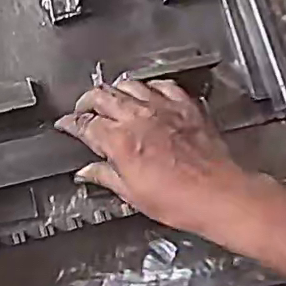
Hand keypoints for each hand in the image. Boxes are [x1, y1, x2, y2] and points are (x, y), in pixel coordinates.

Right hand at [54, 79, 251, 235]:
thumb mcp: (131, 194)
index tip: (65, 125)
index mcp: (120, 141)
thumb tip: (88, 172)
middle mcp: (139, 118)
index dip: (70, 123)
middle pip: (101, 96)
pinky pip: (162, 85)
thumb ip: (105, 175)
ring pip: (128, 84)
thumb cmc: (180, 200)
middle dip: (86, 102)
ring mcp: (164, 109)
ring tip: (109, 98)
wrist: (220, 195)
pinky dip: (149, 87)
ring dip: (114, 91)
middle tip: (82, 110)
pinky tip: (147, 94)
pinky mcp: (186, 107)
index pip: (84, 123)